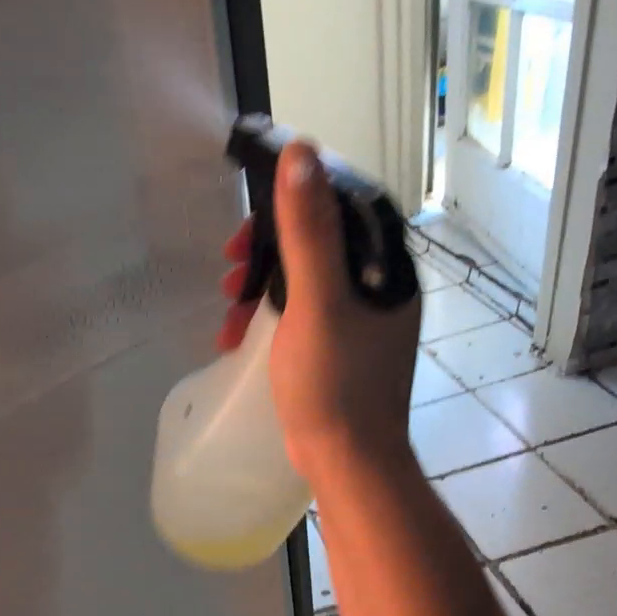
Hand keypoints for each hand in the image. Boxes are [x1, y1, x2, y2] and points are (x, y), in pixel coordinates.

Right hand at [217, 142, 421, 483]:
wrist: (348, 462)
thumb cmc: (335, 384)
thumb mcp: (316, 302)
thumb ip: (308, 230)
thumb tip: (302, 154)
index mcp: (388, 269)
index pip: (350, 205)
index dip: (304, 195)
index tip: (258, 205)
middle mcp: (381, 289)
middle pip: (323, 242)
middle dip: (271, 247)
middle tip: (232, 257)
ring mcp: (361, 322)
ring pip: (308, 280)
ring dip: (263, 283)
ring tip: (228, 302)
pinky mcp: (340, 349)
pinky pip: (302, 313)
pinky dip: (269, 316)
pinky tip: (236, 335)